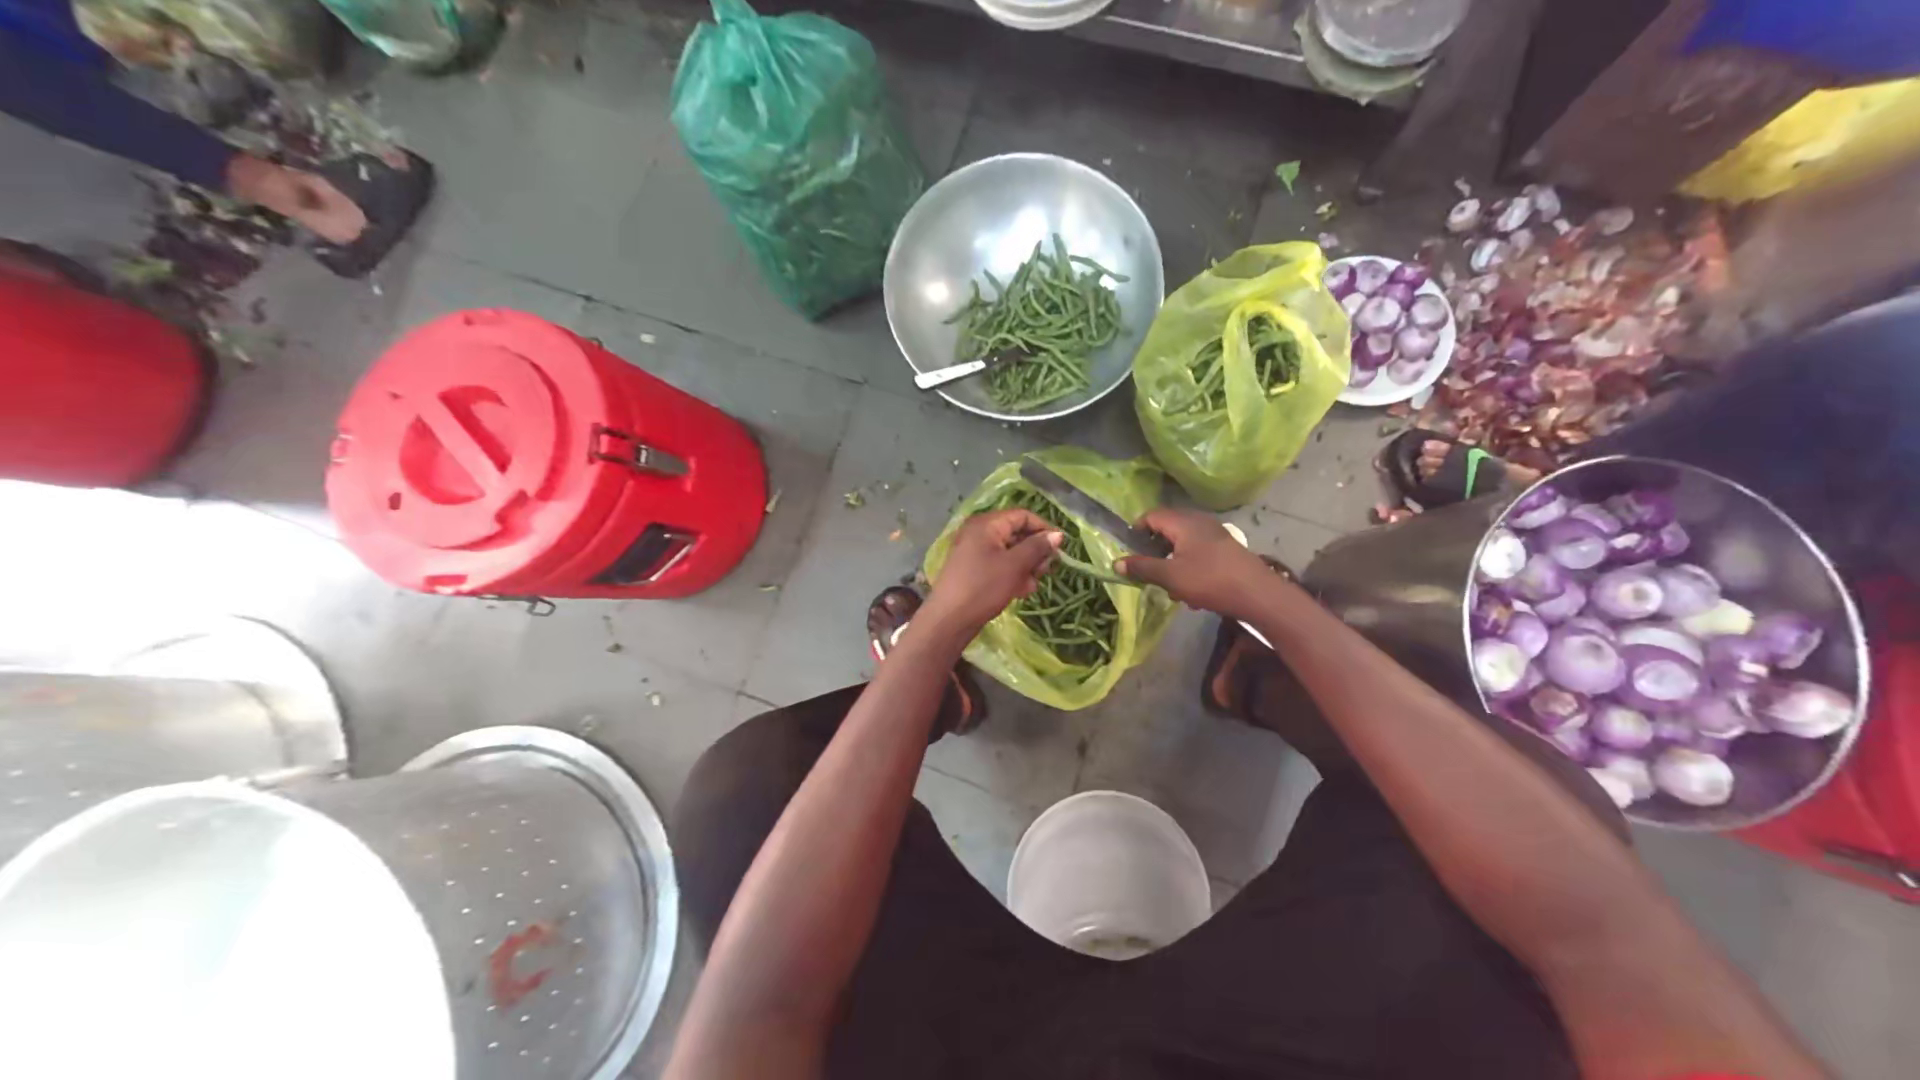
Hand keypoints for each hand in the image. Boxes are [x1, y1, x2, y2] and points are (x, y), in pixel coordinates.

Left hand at [922, 508, 1063, 636]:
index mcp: (986, 524)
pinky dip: (1012, 575)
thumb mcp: (1014, 566)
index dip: (1043, 529)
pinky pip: (1000, 565)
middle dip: (1035, 552)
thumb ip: (1037, 547)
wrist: (949, 620)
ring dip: (1026, 567)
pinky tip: (1020, 592)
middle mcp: (979, 532)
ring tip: (1030, 585)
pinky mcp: (974, 570)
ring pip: (1010, 552)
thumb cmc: (983, 587)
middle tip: (1044, 571)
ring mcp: (975, 551)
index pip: (1022, 516)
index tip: (1060, 549)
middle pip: (1017, 533)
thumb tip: (1058, 534)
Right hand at [1116, 508, 1276, 618]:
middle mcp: (1199, 522)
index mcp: (1184, 522)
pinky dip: (1189, 568)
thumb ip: (1142, 568)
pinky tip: (1193, 592)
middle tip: (1148, 571)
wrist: (1258, 594)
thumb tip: (1116, 563)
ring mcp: (1215, 535)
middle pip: (1167, 529)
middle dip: (1155, 551)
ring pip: (1183, 544)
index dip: (1136, 531)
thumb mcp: (1170, 577)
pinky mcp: (1225, 550)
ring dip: (1172, 564)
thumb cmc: (1210, 580)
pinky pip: (1198, 553)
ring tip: (1171, 588)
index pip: (1151, 516)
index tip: (1129, 552)